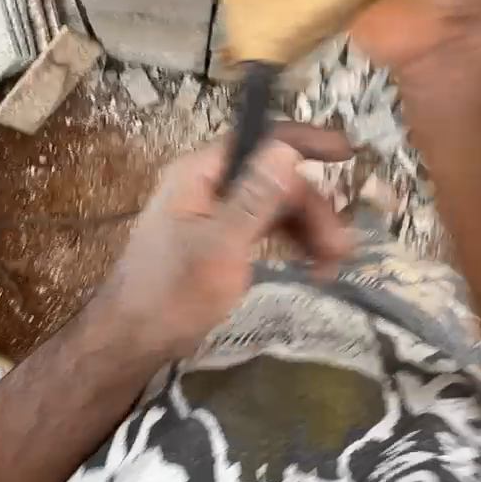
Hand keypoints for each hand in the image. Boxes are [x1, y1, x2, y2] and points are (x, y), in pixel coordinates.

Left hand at [89, 124, 354, 361]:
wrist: (132, 342)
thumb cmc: (170, 294)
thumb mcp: (219, 247)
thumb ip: (253, 198)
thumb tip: (286, 149)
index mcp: (200, 173)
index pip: (260, 139)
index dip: (304, 142)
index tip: (348, 153)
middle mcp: (208, 184)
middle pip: (274, 178)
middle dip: (312, 208)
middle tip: (341, 248)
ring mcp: (213, 212)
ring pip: (274, 205)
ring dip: (307, 229)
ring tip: (332, 265)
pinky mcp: (219, 239)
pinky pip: (264, 228)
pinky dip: (290, 242)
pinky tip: (312, 267)